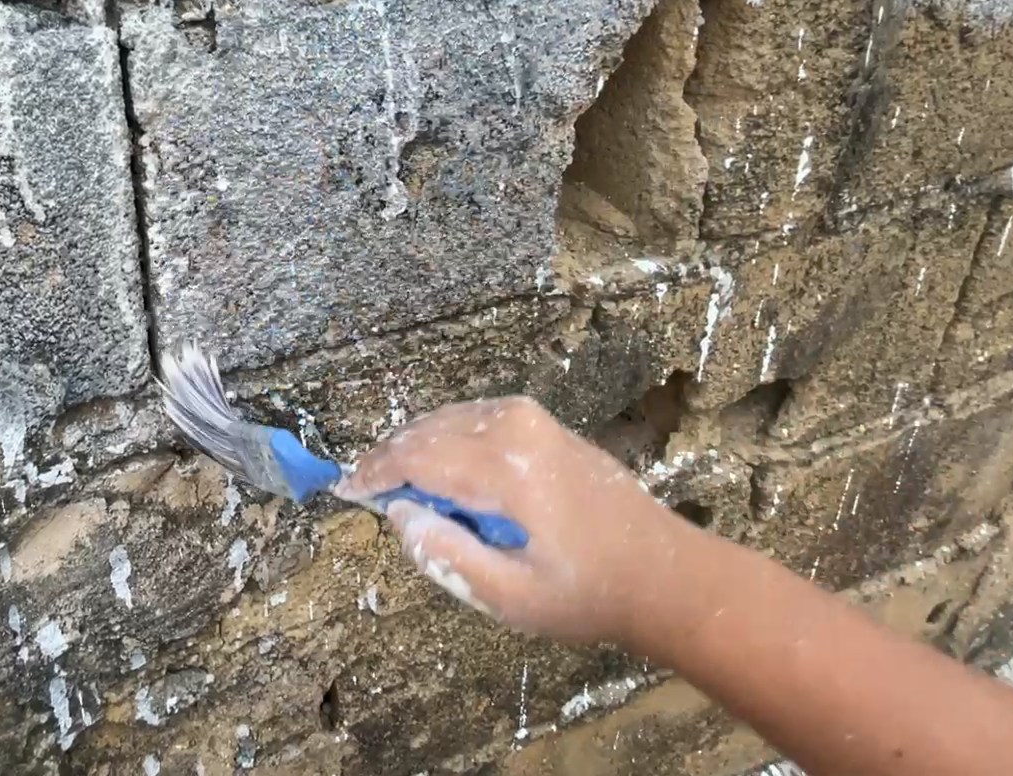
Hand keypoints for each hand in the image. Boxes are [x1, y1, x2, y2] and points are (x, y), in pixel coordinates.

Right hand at [336, 396, 692, 645]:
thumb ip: (444, 554)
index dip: (372, 473)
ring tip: (400, 487)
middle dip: (388, 460)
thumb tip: (396, 511)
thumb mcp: (511, 598)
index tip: (344, 490)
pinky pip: (466, 418)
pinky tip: (439, 471)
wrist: (669, 574)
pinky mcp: (535, 417)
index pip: (414, 457)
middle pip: (423, 432)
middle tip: (368, 493)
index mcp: (505, 468)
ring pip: (441, 421)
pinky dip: (440, 440)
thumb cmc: (587, 594)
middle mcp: (511, 425)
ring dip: (413, 449)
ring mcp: (526, 415)